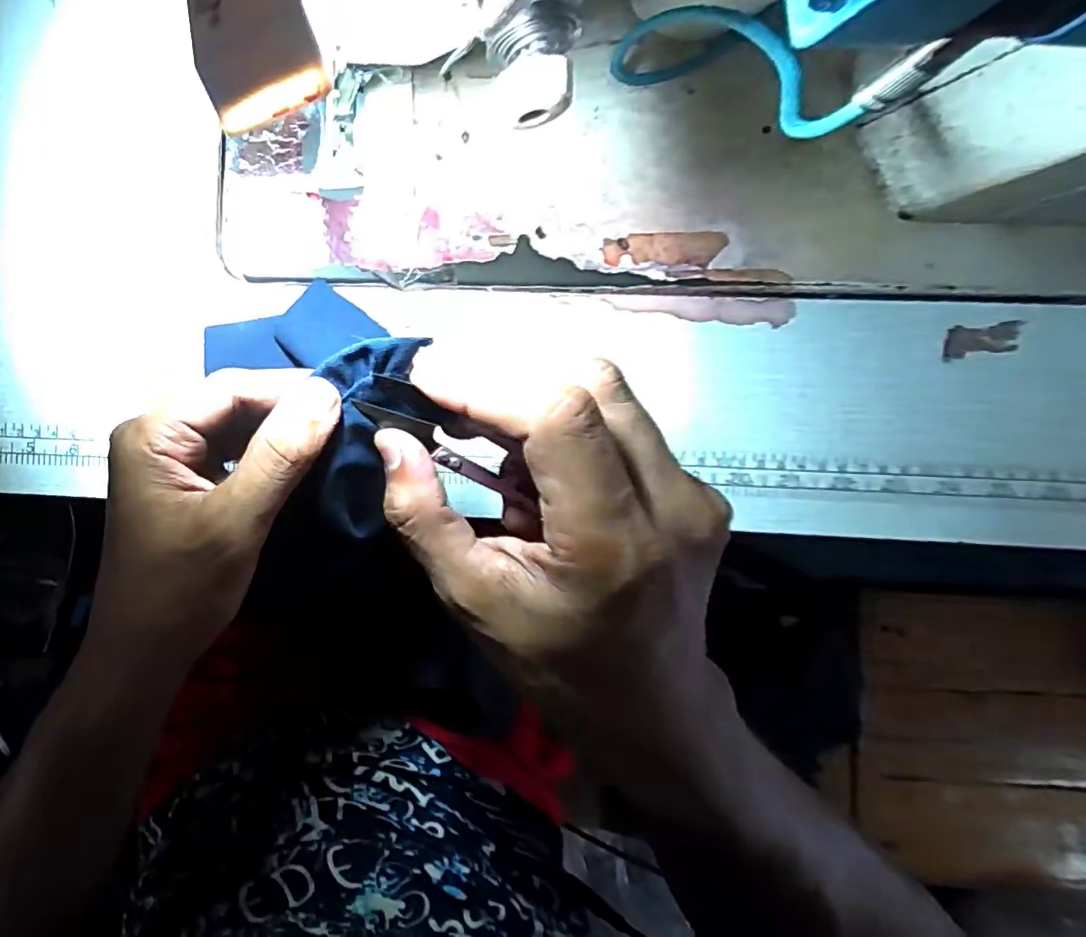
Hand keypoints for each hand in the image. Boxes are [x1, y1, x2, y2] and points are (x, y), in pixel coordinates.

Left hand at [90, 369, 340, 669]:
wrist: (143, 654)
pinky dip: (266, 451)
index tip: (345, 394)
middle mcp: (154, 431)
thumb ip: (280, 456)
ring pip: (234, 424)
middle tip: (345, 414)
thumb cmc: (182, 590)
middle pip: (231, 401)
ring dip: (280, 428)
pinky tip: (300, 454)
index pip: (230, 388)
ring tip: (332, 429)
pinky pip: (230, 449)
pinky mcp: (182, 477)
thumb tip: (326, 393)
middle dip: (287, 407)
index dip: (289, 388)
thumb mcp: (237, 520)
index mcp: (153, 432)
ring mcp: (167, 455)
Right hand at [373, 358, 730, 714]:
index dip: (487, 385)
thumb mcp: (470, 597)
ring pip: (607, 390)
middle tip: (445, 399)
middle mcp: (670, 501)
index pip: (560, 416)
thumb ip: (422, 516)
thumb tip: (392, 440)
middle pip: (588, 384)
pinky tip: (525, 458)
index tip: (426, 381)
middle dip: (504, 379)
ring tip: (479, 428)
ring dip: (531, 394)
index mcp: (611, 539)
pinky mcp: (692, 486)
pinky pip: (619, 418)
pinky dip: (559, 418)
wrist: (650, 706)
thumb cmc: (551, 661)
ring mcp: (692, 490)